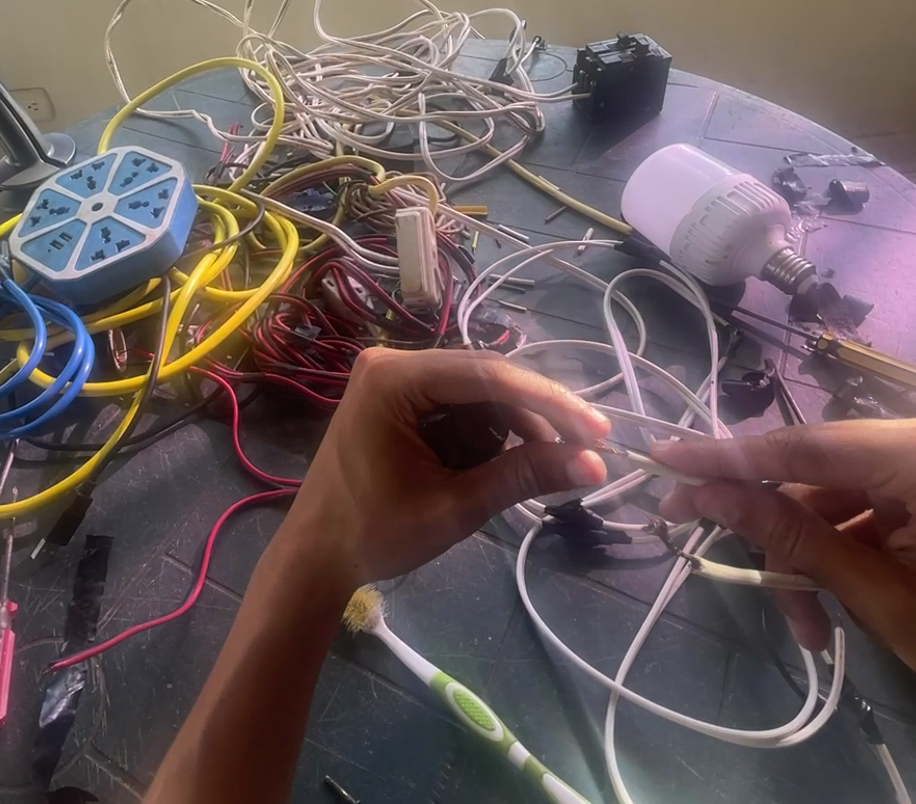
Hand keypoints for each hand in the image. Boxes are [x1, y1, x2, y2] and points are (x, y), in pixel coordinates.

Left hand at [275, 348, 609, 597]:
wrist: (316, 554)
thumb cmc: (375, 533)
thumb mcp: (455, 506)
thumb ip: (522, 476)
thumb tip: (596, 465)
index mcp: (393, 378)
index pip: (486, 375)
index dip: (548, 402)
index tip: (599, 430)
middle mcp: (391, 362)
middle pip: (484, 378)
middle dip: (534, 416)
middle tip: (588, 449)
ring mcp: (391, 377)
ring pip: (475, 391)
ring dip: (512, 426)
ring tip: (543, 463)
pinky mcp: (396, 396)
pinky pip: (455, 403)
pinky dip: (484, 431)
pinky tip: (502, 459)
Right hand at [654, 409, 915, 734]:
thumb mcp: (887, 601)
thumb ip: (790, 537)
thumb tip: (704, 495)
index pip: (800, 446)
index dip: (721, 457)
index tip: (660, 457)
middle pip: (814, 470)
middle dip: (770, 522)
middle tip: (704, 543)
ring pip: (836, 491)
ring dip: (810, 549)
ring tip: (807, 620)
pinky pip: (869, 500)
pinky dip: (845, 545)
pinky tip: (835, 598)